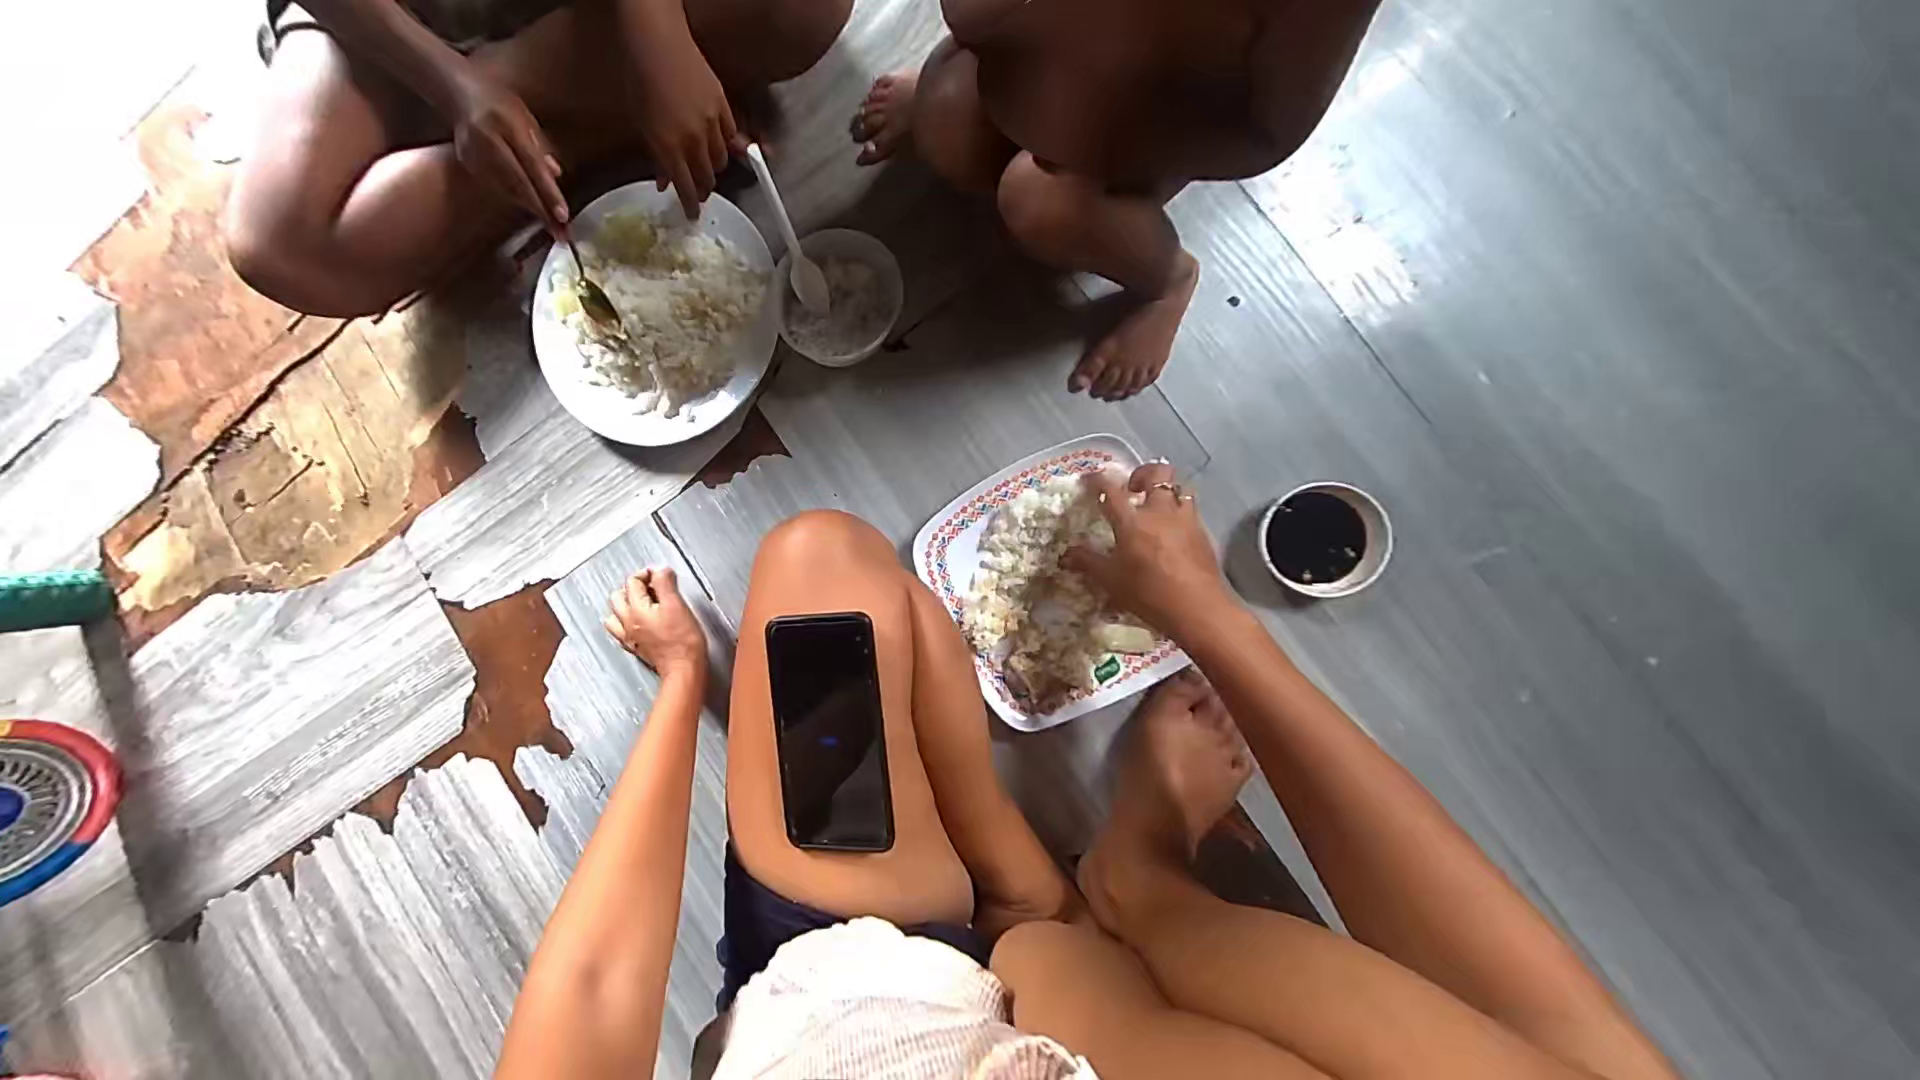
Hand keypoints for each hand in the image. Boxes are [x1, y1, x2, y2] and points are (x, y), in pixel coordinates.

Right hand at [448, 70, 569, 230]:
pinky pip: (497, 187)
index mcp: (506, 123)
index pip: (532, 165)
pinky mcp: (466, 161)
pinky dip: (517, 200)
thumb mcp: (527, 120)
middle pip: (519, 183)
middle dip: (543, 211)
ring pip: (509, 190)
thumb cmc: (501, 105)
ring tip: (554, 230)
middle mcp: (487, 139)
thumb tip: (556, 174)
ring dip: (533, 210)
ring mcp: (473, 151)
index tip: (563, 216)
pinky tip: (533, 210)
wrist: (457, 90)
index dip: (548, 192)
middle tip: (562, 235)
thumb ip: (541, 148)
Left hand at [604, 567, 707, 678]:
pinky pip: (620, 630)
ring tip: (644, 602)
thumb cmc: (683, 640)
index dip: (647, 574)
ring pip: (615, 613)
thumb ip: (665, 584)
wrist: (683, 668)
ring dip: (626, 604)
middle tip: (653, 586)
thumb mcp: (677, 605)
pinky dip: (625, 622)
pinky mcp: (635, 647)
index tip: (660, 574)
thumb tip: (659, 571)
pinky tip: (638, 622)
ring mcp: (629, 636)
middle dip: (634, 587)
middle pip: (619, 596)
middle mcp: (627, 622)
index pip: (633, 582)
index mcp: (636, 609)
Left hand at [633, 32, 740, 218]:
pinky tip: (716, 142)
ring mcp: (711, 123)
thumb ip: (656, 154)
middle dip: (703, 188)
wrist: (655, 35)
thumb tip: (663, 182)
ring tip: (706, 166)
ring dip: (714, 168)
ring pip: (721, 160)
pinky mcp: (722, 107)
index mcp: (668, 145)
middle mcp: (693, 139)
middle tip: (698, 191)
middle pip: (707, 177)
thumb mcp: (640, 120)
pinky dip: (724, 144)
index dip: (691, 205)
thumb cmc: (639, 74)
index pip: (686, 187)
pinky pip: (730, 137)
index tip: (692, 214)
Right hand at [1066, 463, 1235, 636]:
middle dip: (1142, 473)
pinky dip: (1178, 513)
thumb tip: (1066, 554)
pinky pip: (1190, 511)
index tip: (1089, 479)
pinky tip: (1172, 532)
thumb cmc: (1148, 593)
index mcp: (1131, 521)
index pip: (1109, 490)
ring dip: (1165, 491)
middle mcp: (1160, 512)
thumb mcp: (1111, 580)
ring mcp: (1185, 520)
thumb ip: (1087, 562)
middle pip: (1156, 473)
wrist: (1198, 609)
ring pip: (1179, 488)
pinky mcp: (1203, 533)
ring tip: (1154, 508)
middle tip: (1131, 488)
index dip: (1096, 480)